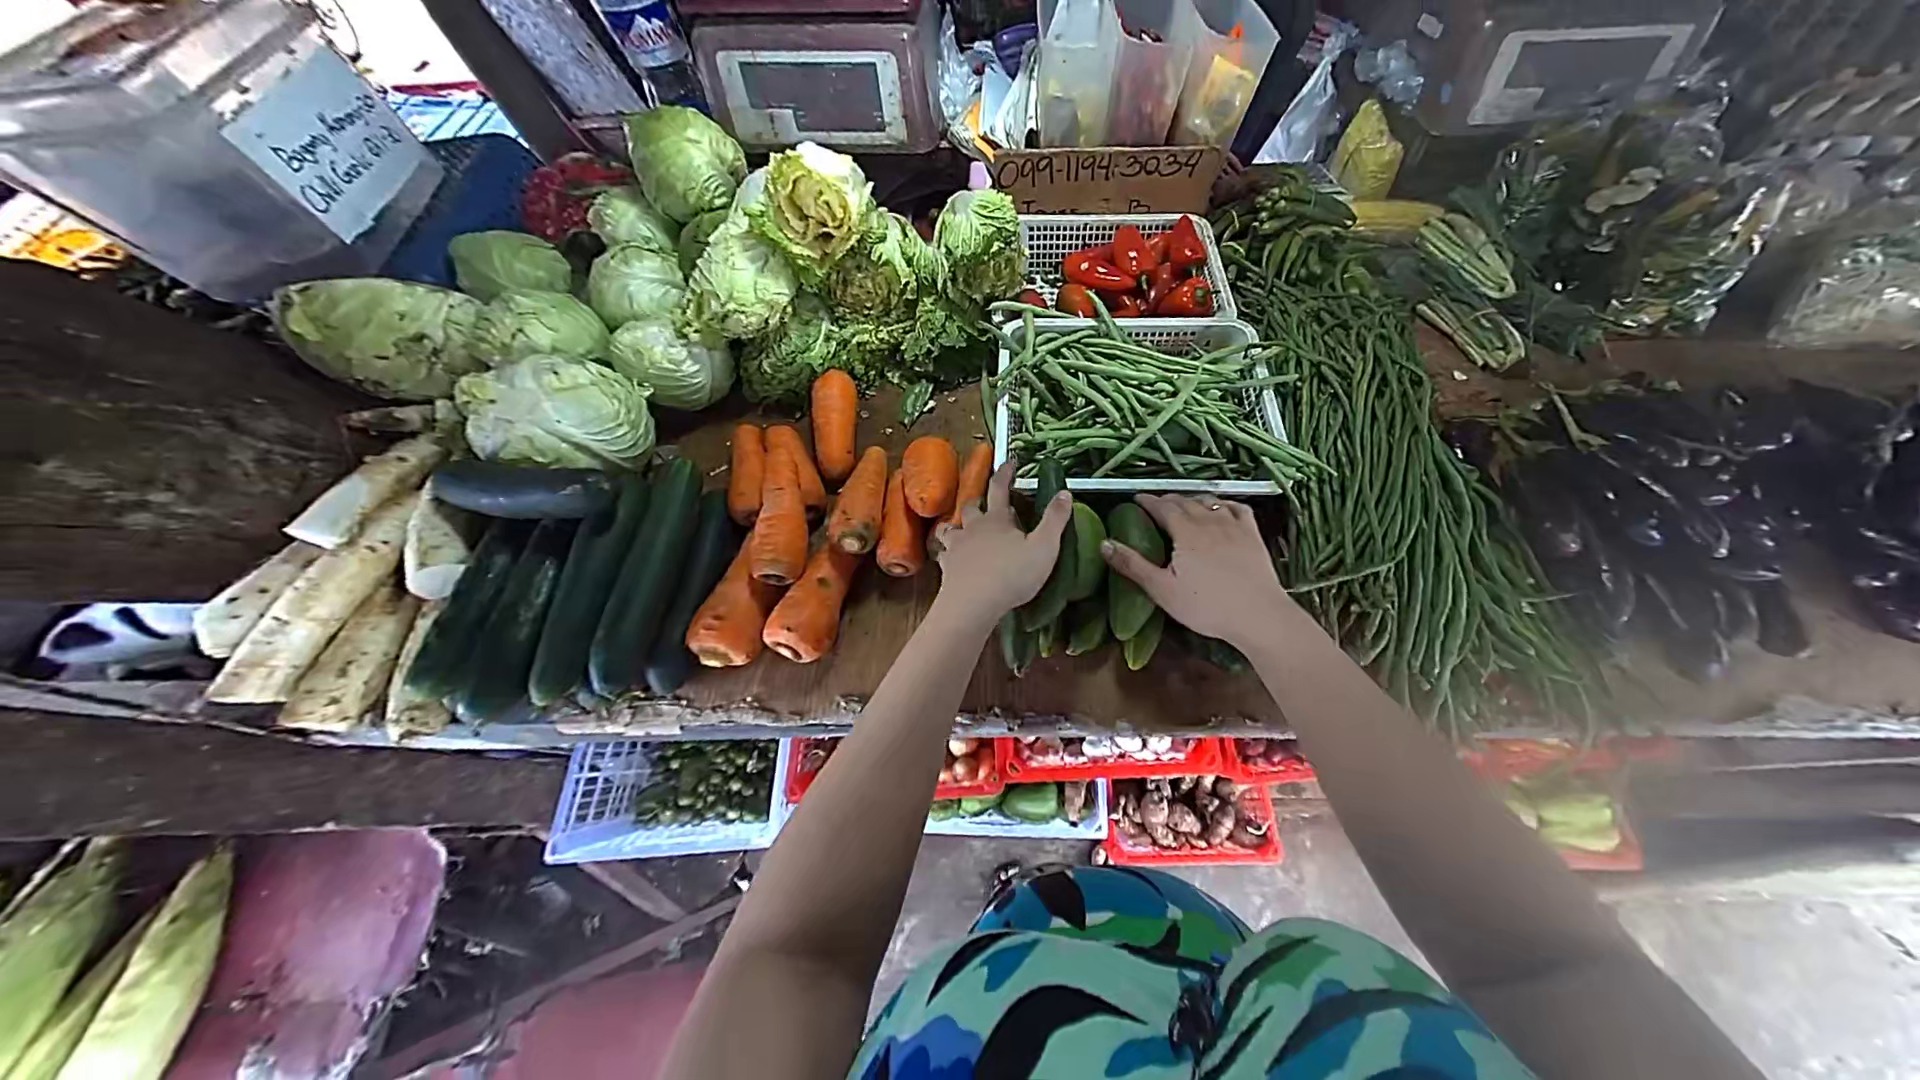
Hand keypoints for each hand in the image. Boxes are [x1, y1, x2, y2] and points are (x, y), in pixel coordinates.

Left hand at [931, 460, 1070, 627]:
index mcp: (997, 519)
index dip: (1005, 473)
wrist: (973, 604)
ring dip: (957, 525)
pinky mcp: (947, 567)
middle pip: (972, 506)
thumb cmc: (1012, 575)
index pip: (999, 488)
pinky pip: (943, 554)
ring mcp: (956, 547)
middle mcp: (973, 528)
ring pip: (951, 528)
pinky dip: (947, 552)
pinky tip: (950, 558)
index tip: (1009, 462)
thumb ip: (1054, 520)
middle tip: (987, 502)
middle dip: (979, 501)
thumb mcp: (1044, 547)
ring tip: (961, 528)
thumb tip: (1064, 493)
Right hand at [1099, 494, 1312, 651]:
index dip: (1147, 501)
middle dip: (1167, 499)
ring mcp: (1234, 526)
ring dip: (1192, 499)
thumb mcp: (1161, 589)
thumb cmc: (1205, 606)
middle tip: (1155, 504)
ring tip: (1183, 504)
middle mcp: (1209, 521)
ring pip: (1209, 502)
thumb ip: (1132, 564)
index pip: (1162, 507)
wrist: (1258, 616)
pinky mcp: (1253, 535)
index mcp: (1185, 531)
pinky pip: (1237, 508)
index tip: (1136, 499)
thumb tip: (1104, 543)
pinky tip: (1220, 508)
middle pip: (1184, 501)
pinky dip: (1224, 504)